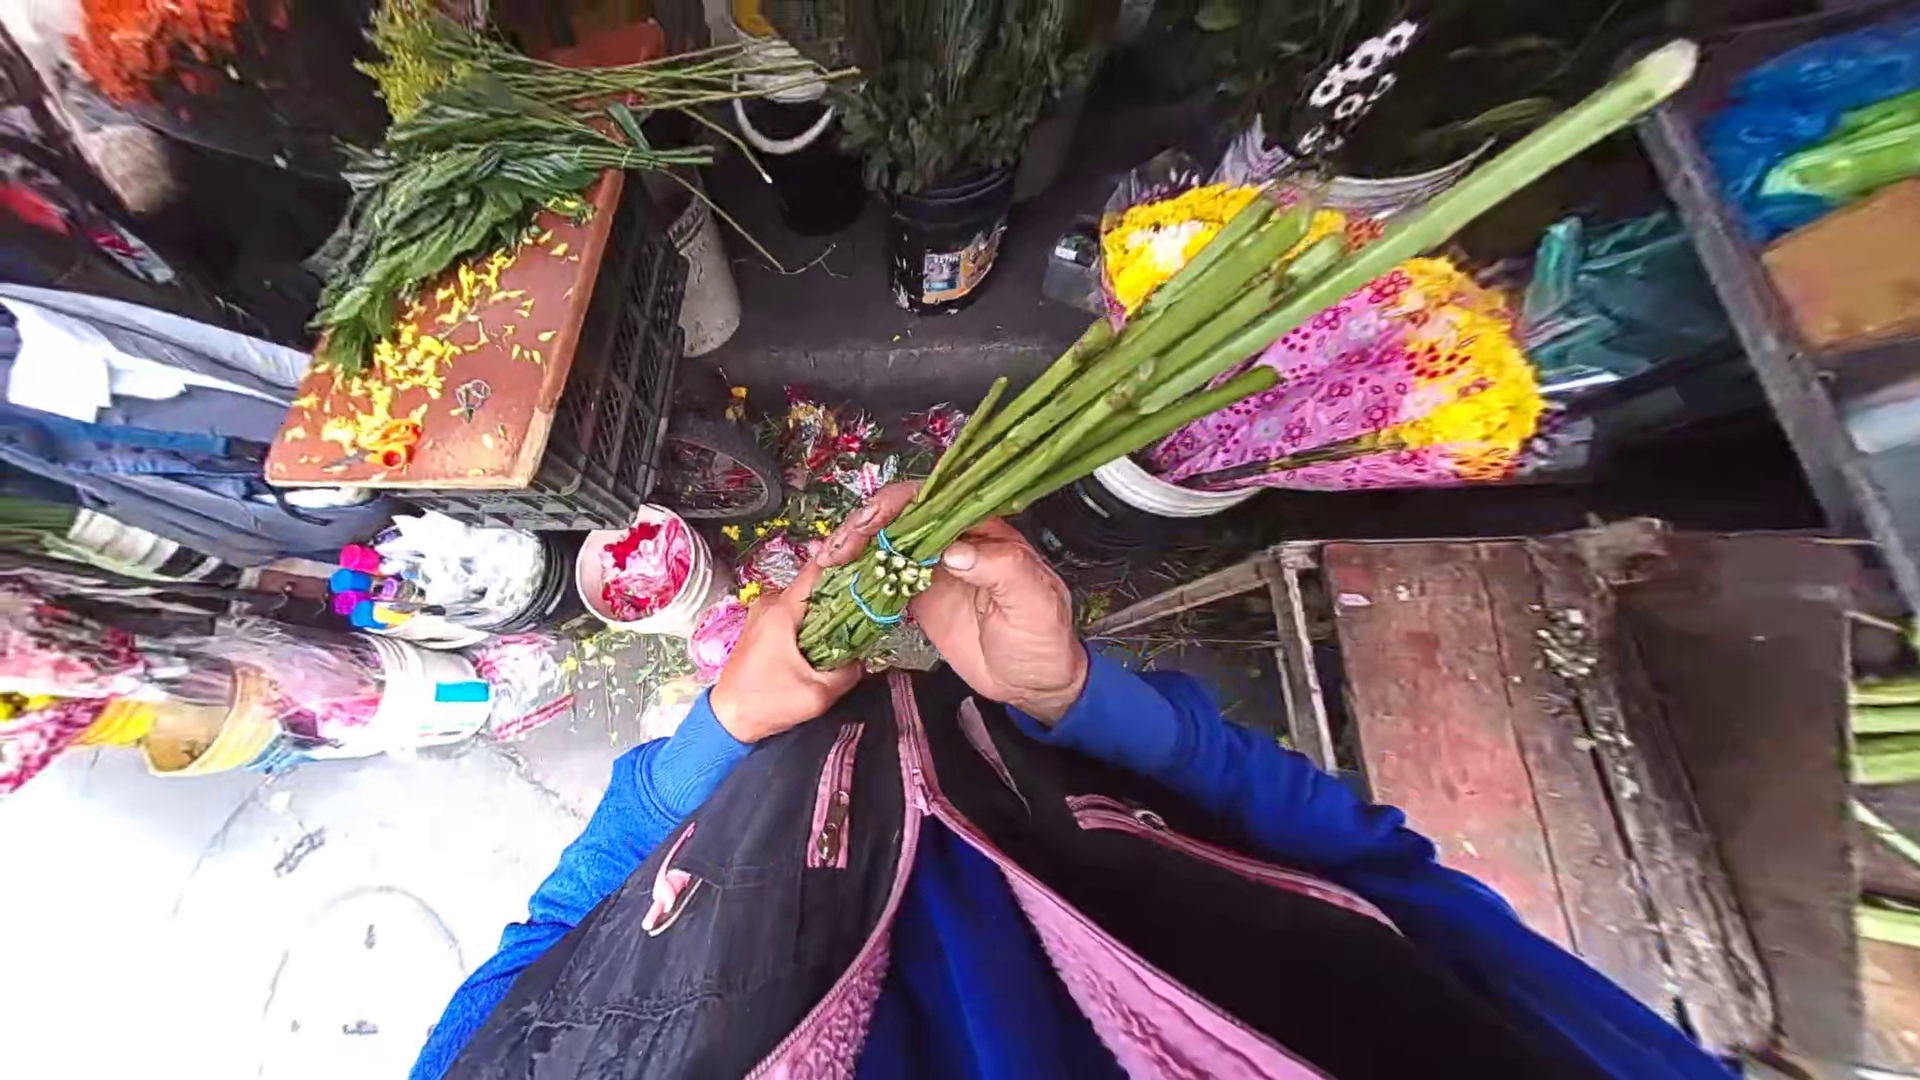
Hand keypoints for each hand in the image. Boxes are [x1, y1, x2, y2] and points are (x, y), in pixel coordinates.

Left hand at [709, 558, 861, 743]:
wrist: (727, 720)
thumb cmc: (766, 704)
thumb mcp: (818, 695)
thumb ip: (848, 673)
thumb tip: (866, 658)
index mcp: (781, 612)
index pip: (815, 571)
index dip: (843, 565)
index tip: (866, 571)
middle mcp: (769, 605)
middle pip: (812, 584)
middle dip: (838, 591)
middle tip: (863, 604)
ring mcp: (762, 613)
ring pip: (803, 597)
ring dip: (824, 606)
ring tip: (848, 620)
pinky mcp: (760, 625)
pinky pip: (792, 610)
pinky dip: (810, 616)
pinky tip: (825, 632)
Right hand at [818, 483, 1087, 722]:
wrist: (1033, 684)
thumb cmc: (1043, 640)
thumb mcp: (1034, 602)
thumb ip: (1001, 568)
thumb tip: (953, 551)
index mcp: (985, 532)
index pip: (937, 502)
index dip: (899, 505)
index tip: (872, 523)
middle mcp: (956, 542)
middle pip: (902, 518)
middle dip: (866, 526)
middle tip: (840, 548)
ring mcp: (935, 569)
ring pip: (887, 544)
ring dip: (855, 547)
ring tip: (828, 560)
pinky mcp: (920, 597)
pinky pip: (884, 578)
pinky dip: (858, 574)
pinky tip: (833, 575)